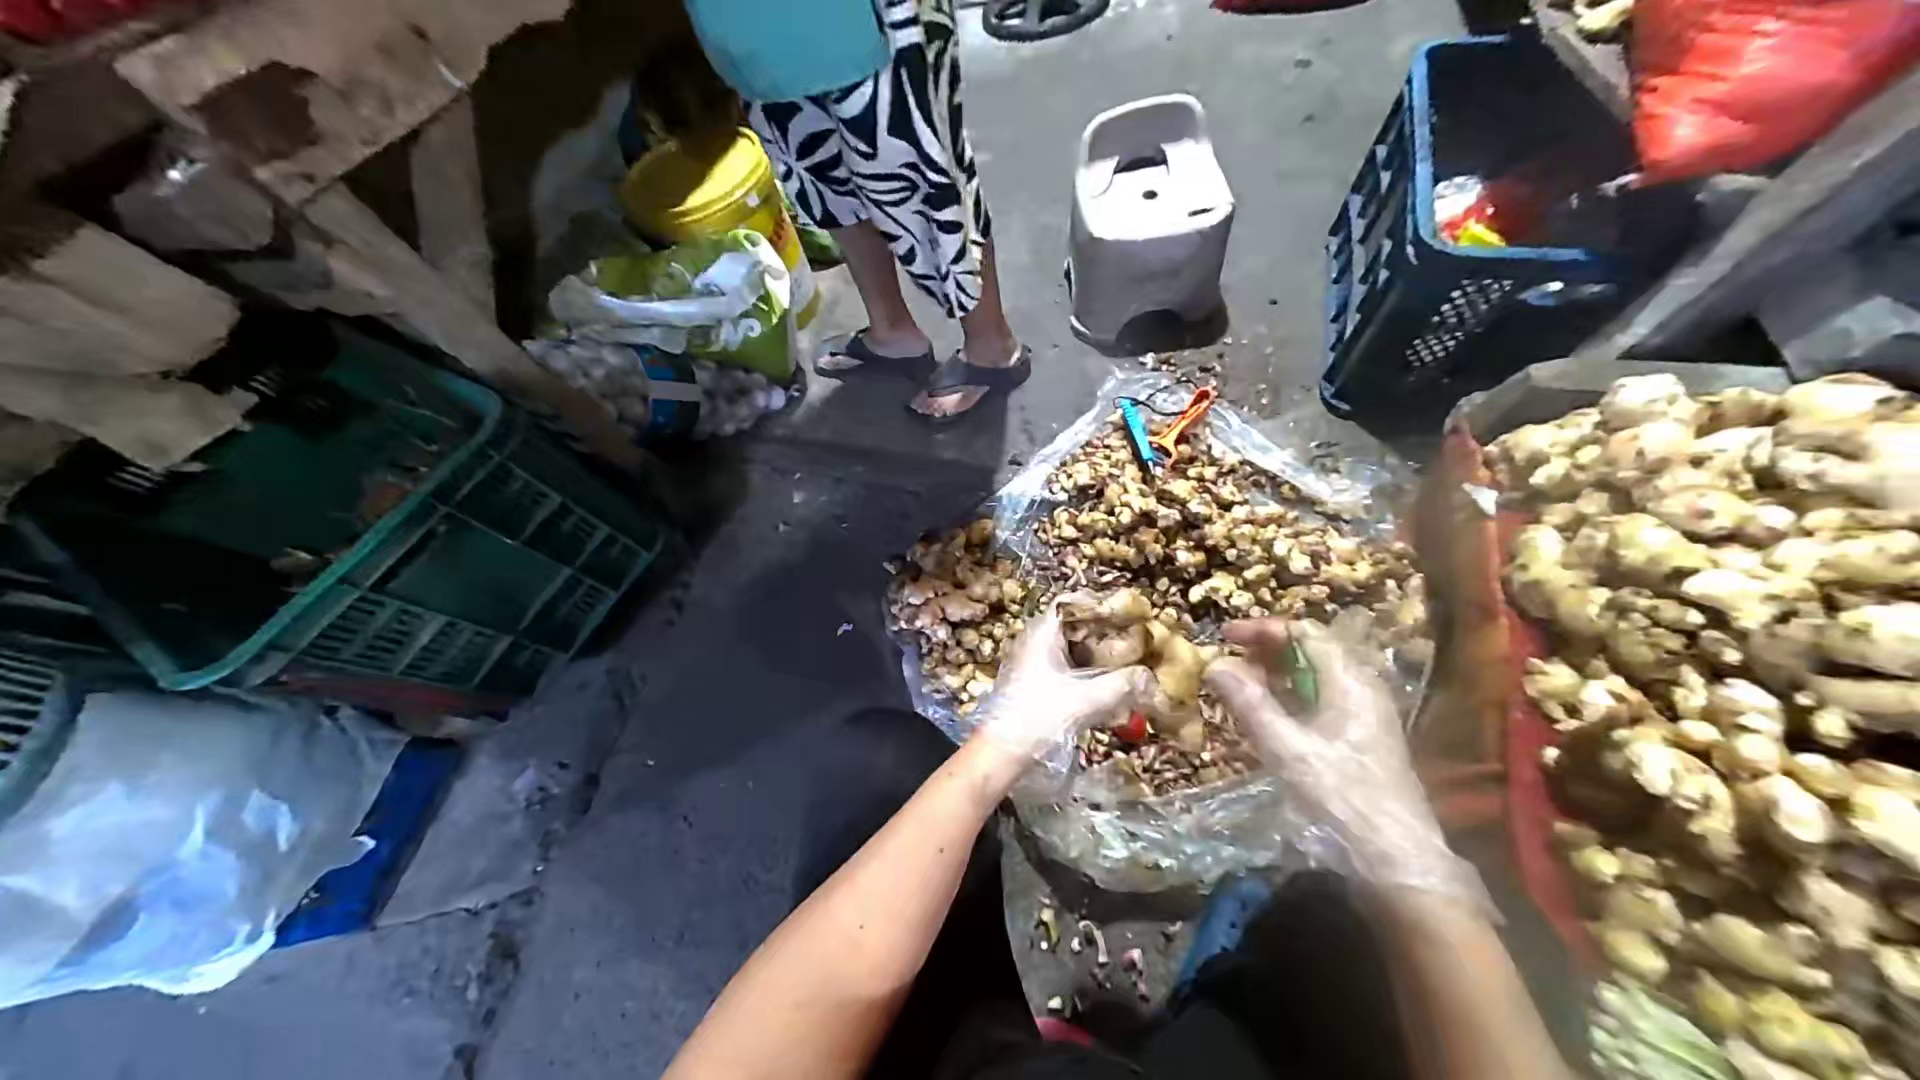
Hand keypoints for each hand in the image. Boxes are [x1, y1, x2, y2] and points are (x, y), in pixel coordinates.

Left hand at [972, 594, 1152, 765]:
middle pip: (1073, 623)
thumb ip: (1121, 685)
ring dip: (1096, 651)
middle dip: (1104, 630)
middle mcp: (1035, 641)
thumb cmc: (1037, 718)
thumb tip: (1152, 676)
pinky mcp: (1035, 681)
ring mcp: (1033, 661)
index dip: (1099, 603)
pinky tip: (1107, 683)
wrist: (1001, 752)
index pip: (1070, 602)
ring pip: (1070, 646)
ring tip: (1127, 659)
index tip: (1126, 614)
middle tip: (1134, 638)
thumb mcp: (1084, 701)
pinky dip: (1086, 669)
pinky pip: (1066, 665)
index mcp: (1042, 633)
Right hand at [1204, 619, 1482, 902]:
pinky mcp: (1358, 738)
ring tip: (1237, 688)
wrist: (1396, 862)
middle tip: (1226, 663)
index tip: (1225, 636)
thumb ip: (1249, 703)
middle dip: (1265, 650)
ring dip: (1273, 675)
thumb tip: (1214, 664)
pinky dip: (1286, 698)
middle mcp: (1361, 689)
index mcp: (1350, 682)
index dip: (1263, 629)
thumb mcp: (1287, 749)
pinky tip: (1264, 716)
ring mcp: (1362, 715)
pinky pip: (1317, 700)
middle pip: (1310, 650)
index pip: (1305, 633)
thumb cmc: (1342, 799)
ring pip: (1312, 677)